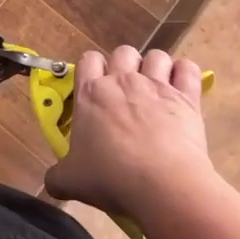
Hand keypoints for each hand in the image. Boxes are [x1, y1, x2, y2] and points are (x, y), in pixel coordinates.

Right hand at [44, 45, 217, 216]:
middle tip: (127, 90)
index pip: (88, 60)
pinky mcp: (187, 99)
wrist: (163, 186)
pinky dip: (186, 73)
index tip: (97, 86)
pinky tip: (183, 85)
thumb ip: (58, 177)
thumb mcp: (73, 180)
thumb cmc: (111, 178)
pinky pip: (188, 69)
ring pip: (156, 56)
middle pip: (123, 52)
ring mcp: (156, 87)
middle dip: (125, 65)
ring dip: (156, 67)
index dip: (93, 68)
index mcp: (90, 93)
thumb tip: (51, 184)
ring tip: (157, 86)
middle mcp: (122, 81)